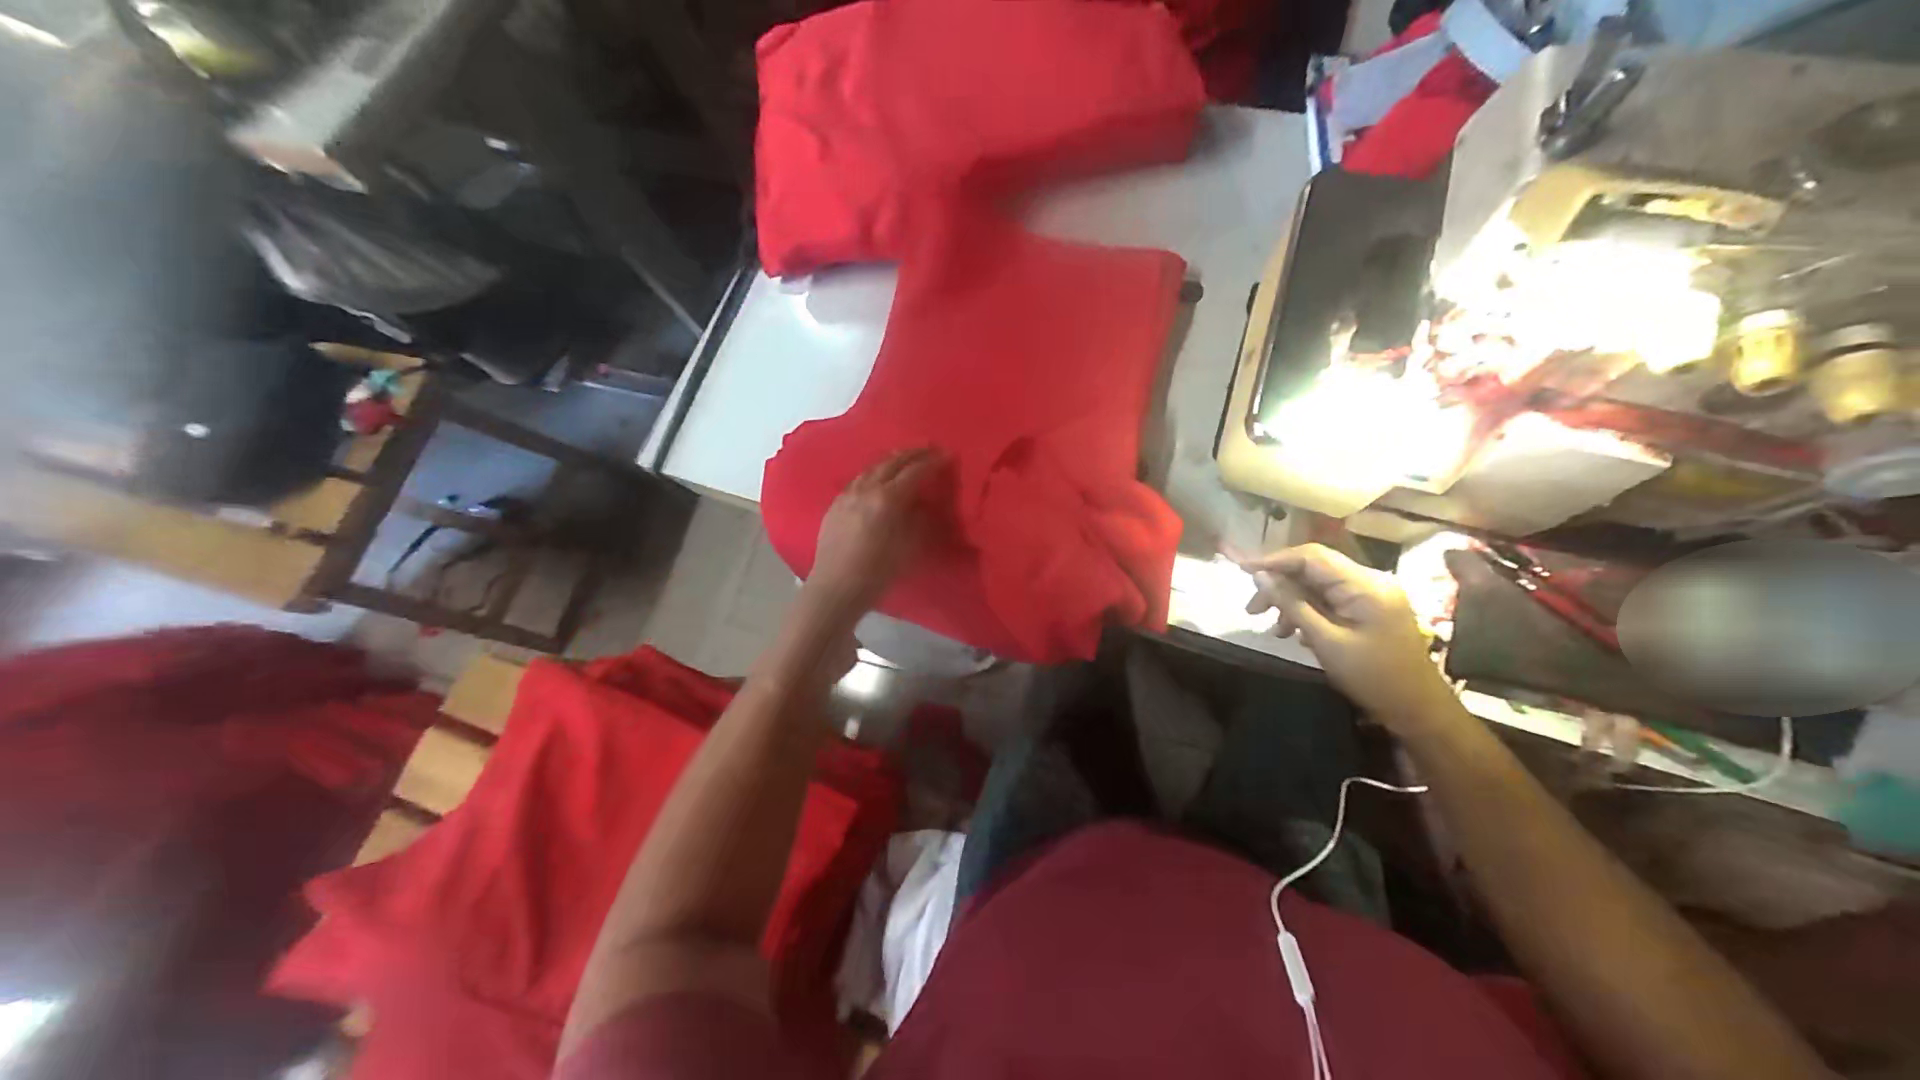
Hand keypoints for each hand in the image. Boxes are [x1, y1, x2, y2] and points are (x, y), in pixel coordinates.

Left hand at [803, 448, 946, 619]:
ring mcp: (847, 495)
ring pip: (871, 468)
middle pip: (891, 462)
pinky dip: (873, 473)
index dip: (932, 462)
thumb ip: (917, 521)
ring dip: (891, 460)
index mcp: (887, 500)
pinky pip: (858, 480)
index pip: (914, 472)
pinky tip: (877, 478)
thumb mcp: (908, 548)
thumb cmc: (877, 574)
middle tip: (929, 449)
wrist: (835, 589)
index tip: (947, 455)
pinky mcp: (834, 505)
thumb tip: (923, 505)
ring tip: (905, 458)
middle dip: (912, 454)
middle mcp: (865, 490)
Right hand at [1240, 544, 1461, 735]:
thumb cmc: (1373, 676)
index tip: (1241, 571)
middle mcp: (1370, 580)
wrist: (1418, 708)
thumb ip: (1292, 604)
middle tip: (1252, 610)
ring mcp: (1372, 594)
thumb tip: (1259, 576)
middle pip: (1313, 568)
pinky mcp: (1370, 608)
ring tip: (1273, 628)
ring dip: (1291, 601)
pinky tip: (1295, 633)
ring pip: (1319, 584)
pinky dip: (1308, 610)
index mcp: (1365, 584)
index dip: (1273, 560)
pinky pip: (1331, 598)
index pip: (1311, 557)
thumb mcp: (1325, 641)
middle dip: (1279, 584)